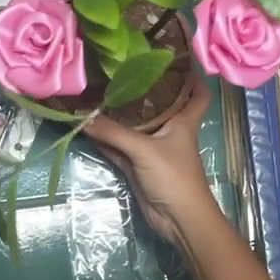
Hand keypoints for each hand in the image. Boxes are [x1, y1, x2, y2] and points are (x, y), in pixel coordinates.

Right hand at [86, 78, 220, 247]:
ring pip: (134, 126)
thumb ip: (112, 133)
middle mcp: (169, 131)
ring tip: (100, 88)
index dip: (193, 76)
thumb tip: (81, 116)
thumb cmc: (174, 176)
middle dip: (145, 88)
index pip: (197, 94)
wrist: (179, 220)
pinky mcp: (137, 166)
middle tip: (122, 67)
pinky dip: (105, 137)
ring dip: (120, 113)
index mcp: (183, 121)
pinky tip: (88, 125)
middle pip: (160, 105)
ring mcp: (152, 149)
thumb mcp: (144, 150)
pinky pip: (118, 146)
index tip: (177, 58)